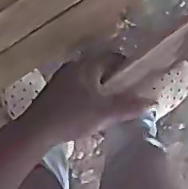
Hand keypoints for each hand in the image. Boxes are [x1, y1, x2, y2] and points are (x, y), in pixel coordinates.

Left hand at [19, 53, 155, 142]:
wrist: (36, 130)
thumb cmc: (72, 117)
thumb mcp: (105, 113)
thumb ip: (128, 107)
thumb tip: (151, 101)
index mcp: (87, 66)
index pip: (112, 57)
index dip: (126, 67)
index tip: (136, 80)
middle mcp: (73, 67)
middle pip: (99, 68)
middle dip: (113, 81)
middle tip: (125, 95)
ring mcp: (61, 79)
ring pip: (87, 79)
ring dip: (99, 90)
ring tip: (110, 106)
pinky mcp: (53, 93)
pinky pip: (76, 89)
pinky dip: (87, 97)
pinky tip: (89, 113)